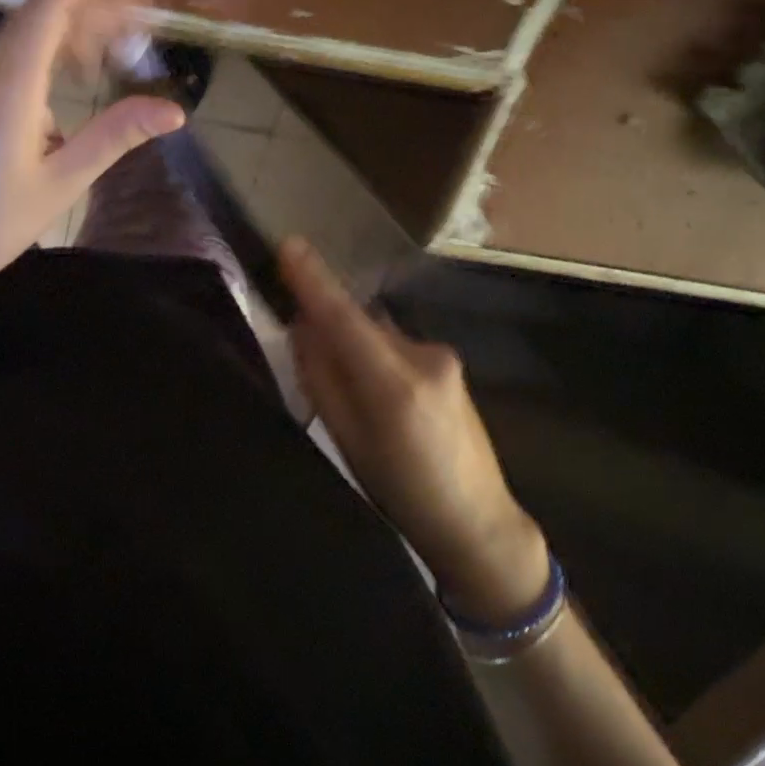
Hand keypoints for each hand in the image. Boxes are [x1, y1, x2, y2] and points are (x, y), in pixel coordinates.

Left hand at [0, 0, 186, 335]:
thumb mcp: (63, 180)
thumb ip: (115, 136)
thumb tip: (174, 110)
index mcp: (12, 85)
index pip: (50, 5)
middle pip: (46, 12)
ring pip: (34, 33)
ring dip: (79, 25)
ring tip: (126, 32)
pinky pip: (21, 55)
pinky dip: (56, 50)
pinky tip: (85, 68)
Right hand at [279, 237, 548, 624]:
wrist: (476, 520)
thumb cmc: (400, 490)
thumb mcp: (347, 440)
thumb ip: (322, 379)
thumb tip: (304, 330)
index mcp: (394, 383)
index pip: (344, 318)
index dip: (314, 282)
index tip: (288, 246)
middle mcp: (424, 357)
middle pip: (357, 324)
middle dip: (326, 328)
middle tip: (303, 359)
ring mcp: (444, 359)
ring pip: (376, 336)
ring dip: (352, 348)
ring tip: (348, 399)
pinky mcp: (450, 366)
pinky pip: (394, 348)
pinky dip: (373, 358)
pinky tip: (376, 399)